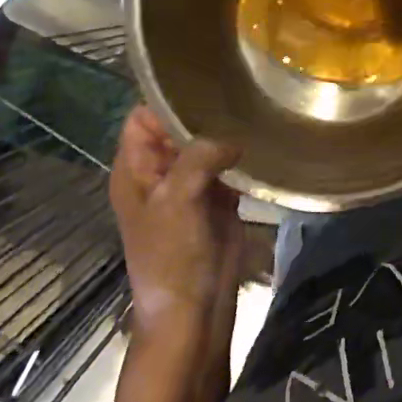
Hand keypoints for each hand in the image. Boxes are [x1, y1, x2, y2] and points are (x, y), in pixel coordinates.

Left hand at [109, 105, 245, 339]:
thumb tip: (231, 137)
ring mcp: (192, 189)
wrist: (194, 313)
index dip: (166, 103)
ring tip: (257, 110)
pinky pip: (230, 170)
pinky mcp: (219, 202)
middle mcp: (161, 174)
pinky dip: (244, 160)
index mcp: (135, 171)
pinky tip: (265, 143)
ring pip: (207, 148)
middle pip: (178, 130)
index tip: (204, 88)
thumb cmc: (172, 258)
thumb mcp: (176, 201)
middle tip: (241, 92)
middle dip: (204, 114)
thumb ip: (198, 158)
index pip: (142, 119)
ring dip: (227, 135)